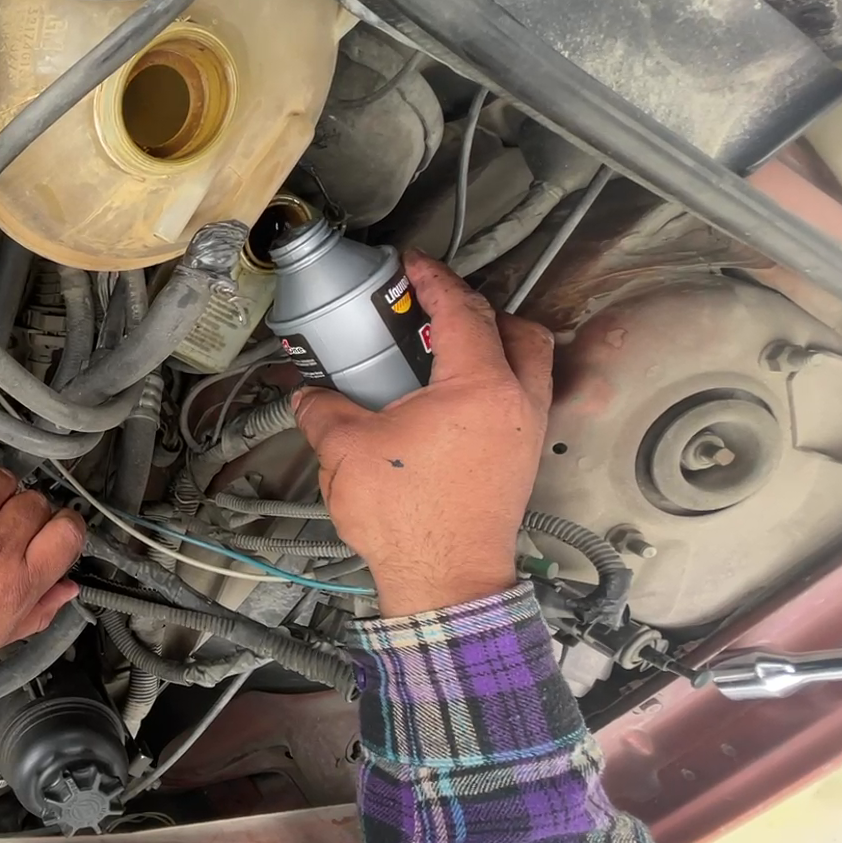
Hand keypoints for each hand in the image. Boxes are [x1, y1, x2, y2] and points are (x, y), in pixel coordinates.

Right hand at [292, 251, 553, 616]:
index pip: (464, 313)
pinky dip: (497, 382)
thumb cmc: (405, 514)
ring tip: (448, 351)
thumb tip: (309, 397)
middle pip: (519, 331)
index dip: (436, 281)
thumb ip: (323, 412)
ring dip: (498, 345)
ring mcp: (526, 433)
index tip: (415, 267)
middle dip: (480, 309)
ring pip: (532, 365)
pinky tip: (451, 402)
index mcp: (477, 389)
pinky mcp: (521, 460)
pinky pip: (523, 399)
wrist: (443, 575)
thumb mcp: (345, 451)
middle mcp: (517, 403)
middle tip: (436, 310)